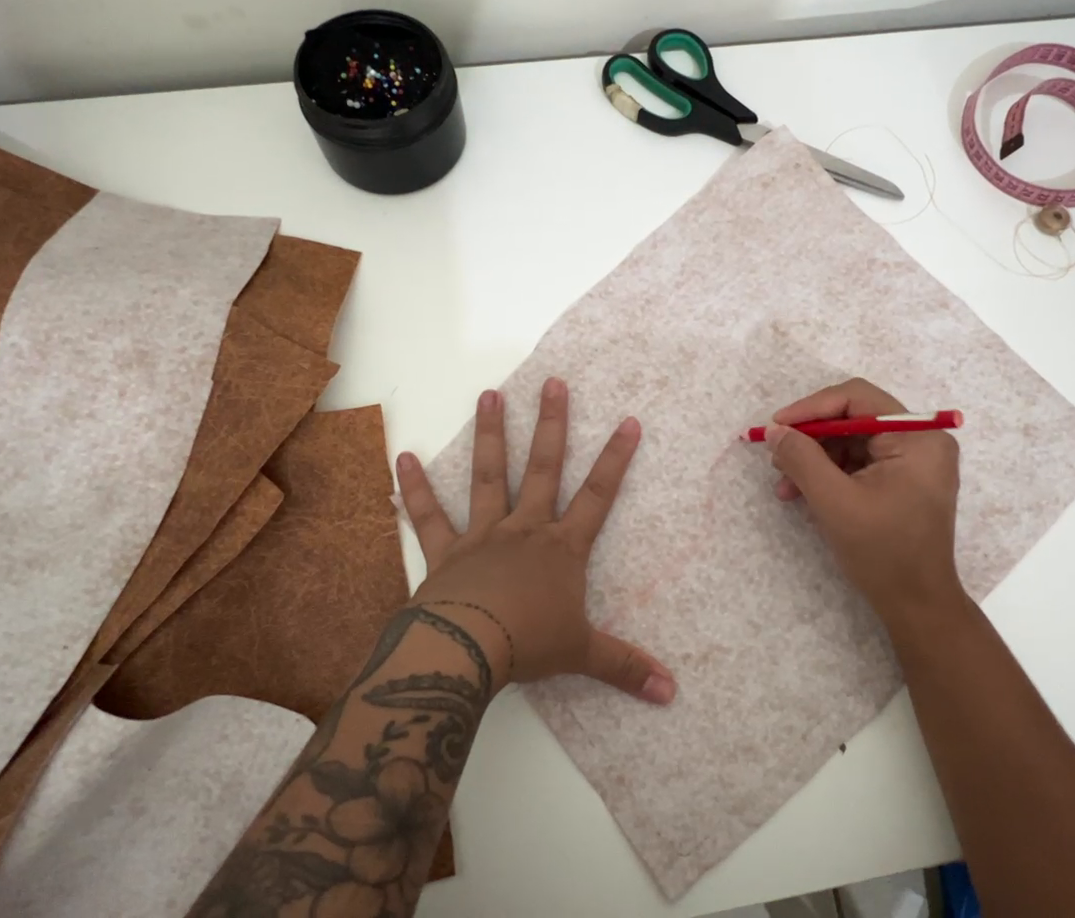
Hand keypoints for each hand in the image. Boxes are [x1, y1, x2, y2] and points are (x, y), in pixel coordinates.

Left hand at [394, 378, 676, 704]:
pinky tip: (402, 457)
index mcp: (562, 549)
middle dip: (552, 424)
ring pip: (489, 476)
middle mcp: (524, 530)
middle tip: (553, 382)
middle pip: (544, 468)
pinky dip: (415, 488)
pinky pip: (428, 516)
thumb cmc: (529, 644)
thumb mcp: (583, 654)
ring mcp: (481, 536)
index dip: (616, 459)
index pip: (598, 496)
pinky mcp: (444, 552)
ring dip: (490, 435)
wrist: (466, 650)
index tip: (628, 420)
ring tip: (489, 394)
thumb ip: (625, 667)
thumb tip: (672, 693)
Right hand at [765, 378, 964, 627]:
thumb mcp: (834, 502)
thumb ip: (802, 458)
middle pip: (854, 418)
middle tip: (776, 457)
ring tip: (785, 485)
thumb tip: (774, 430)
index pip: (856, 398)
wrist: (918, 605)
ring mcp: (915, 461)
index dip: (811, 408)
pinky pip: (860, 462)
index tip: (776, 427)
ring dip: (815, 459)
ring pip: (852, 441)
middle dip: (810, 437)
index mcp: (917, 438)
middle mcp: (922, 440)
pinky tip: (803, 493)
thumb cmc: (882, 552)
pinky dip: (830, 473)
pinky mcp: (905, 480)